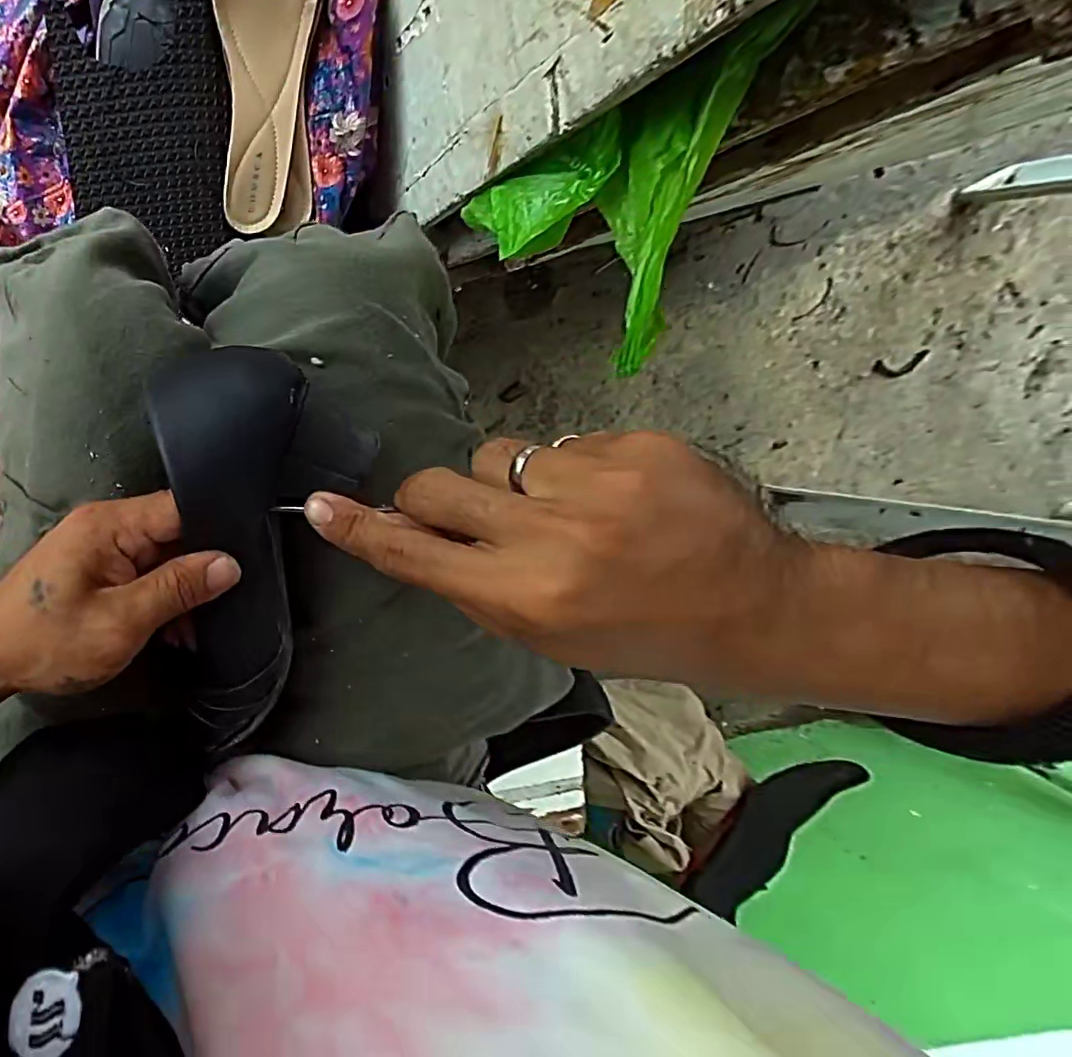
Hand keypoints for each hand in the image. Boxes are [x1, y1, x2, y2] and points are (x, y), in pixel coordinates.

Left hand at [0, 492, 240, 694]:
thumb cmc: (47, 641)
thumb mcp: (121, 621)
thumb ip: (177, 589)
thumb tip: (229, 564)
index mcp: (110, 524)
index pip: (181, 508)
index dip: (219, 530)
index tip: (250, 560)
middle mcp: (104, 524)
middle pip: (173, 533)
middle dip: (200, 570)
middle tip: (223, 610)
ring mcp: (96, 545)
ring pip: (159, 556)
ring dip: (179, 591)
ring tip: (192, 633)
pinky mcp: (92, 567)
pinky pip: (139, 571)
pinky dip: (157, 598)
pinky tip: (170, 631)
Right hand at [304, 431, 801, 681]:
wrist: (757, 605)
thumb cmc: (631, 631)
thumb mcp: (534, 629)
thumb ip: (461, 576)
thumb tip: (398, 527)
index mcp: (524, 595)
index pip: (413, 553)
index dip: (359, 529)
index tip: (318, 506)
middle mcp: (554, 537)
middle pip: (436, 484)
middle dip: (434, 495)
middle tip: (467, 512)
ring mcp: (600, 484)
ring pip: (495, 455)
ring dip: (507, 481)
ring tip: (561, 509)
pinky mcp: (637, 445)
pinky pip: (557, 443)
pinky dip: (566, 469)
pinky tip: (609, 495)